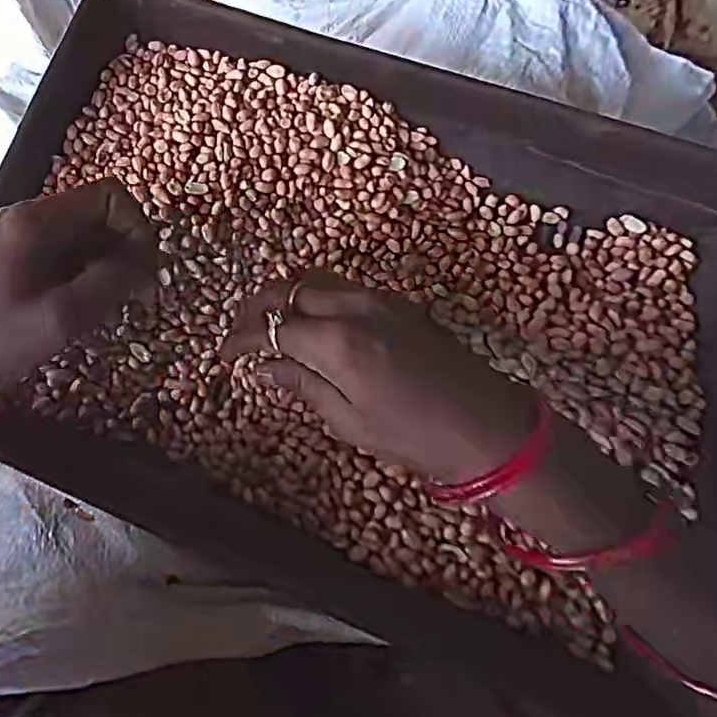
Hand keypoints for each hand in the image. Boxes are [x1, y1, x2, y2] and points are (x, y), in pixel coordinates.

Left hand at [0, 179, 158, 409]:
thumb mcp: (60, 318)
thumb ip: (110, 281)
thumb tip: (148, 258)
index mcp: (33, 220)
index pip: (108, 196)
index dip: (137, 227)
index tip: (147, 270)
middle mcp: (26, 219)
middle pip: (96, 215)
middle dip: (124, 249)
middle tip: (135, 295)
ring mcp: (17, 240)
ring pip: (83, 238)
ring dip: (106, 267)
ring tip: (110, 308)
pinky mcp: (14, 263)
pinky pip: (64, 257)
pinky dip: (85, 277)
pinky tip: (84, 311)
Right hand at [218, 271, 537, 482]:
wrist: (491, 428)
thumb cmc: (415, 436)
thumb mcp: (349, 420)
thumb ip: (302, 383)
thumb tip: (264, 366)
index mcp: (337, 342)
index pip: (271, 327)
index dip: (241, 339)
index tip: (225, 354)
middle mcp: (353, 307)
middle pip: (286, 289)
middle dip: (255, 309)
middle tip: (241, 335)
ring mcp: (378, 299)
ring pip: (312, 281)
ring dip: (283, 299)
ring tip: (270, 327)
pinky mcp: (396, 303)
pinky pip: (340, 288)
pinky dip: (313, 299)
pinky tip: (309, 326)